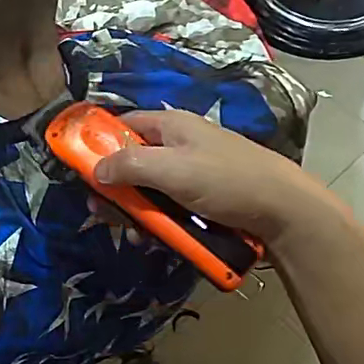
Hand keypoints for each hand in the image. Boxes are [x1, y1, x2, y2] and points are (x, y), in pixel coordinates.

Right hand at [92, 110, 341, 245]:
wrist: (284, 211)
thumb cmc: (227, 180)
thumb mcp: (173, 169)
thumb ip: (130, 166)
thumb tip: (95, 168)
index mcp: (172, 126)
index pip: (123, 125)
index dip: (98, 143)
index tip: (79, 169)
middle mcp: (180, 145)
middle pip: (133, 162)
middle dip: (117, 189)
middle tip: (104, 213)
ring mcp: (193, 174)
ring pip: (150, 190)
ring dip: (139, 212)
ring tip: (136, 233)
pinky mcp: (204, 200)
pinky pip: (171, 208)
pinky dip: (162, 222)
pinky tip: (158, 238)